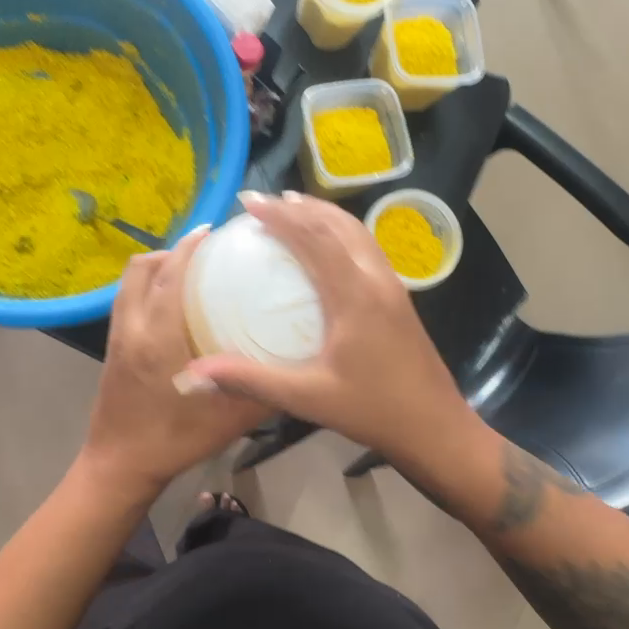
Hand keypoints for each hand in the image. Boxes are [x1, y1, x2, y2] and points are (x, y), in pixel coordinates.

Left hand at [80, 228, 272, 492]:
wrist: (120, 465)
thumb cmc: (174, 441)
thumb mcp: (230, 420)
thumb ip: (263, 389)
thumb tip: (299, 365)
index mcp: (158, 338)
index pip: (169, 275)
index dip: (189, 247)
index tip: (213, 232)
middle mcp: (132, 328)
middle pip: (141, 269)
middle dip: (171, 251)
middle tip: (206, 252)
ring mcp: (118, 338)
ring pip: (129, 283)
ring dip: (156, 268)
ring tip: (189, 271)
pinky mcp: (113, 349)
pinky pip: (127, 302)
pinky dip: (146, 289)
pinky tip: (173, 305)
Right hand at [180, 192, 479, 466]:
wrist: (435, 427)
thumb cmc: (372, 410)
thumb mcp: (308, 397)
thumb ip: (250, 380)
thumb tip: (193, 373)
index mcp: (354, 295)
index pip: (314, 238)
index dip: (280, 215)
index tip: (249, 202)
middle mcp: (376, 280)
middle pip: (338, 225)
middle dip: (301, 207)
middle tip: (265, 200)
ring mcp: (393, 288)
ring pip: (358, 234)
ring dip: (325, 216)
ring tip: (295, 209)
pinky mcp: (400, 300)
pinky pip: (367, 250)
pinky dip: (342, 235)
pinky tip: (328, 249)